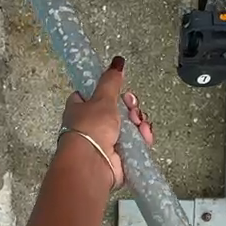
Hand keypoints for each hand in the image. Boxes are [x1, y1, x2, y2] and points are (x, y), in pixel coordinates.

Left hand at [60, 55, 154, 187]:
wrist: (92, 164)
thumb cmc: (90, 129)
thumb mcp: (102, 98)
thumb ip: (111, 80)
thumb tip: (117, 61)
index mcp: (80, 109)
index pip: (96, 95)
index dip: (111, 92)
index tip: (121, 91)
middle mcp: (92, 126)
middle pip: (118, 110)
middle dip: (130, 107)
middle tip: (132, 108)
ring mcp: (106, 142)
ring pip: (129, 126)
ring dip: (138, 122)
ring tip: (139, 124)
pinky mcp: (119, 156)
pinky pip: (135, 143)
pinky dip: (142, 138)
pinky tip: (145, 135)